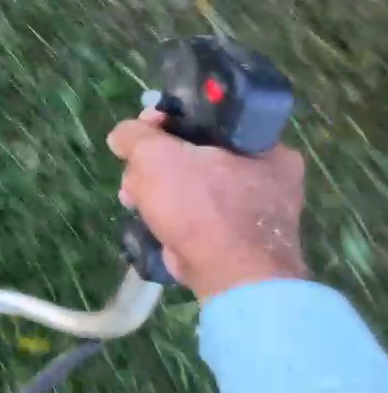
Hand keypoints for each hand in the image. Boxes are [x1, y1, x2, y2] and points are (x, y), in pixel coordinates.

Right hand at [109, 111, 309, 300]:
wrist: (229, 273)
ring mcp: (253, 206)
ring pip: (183, 180)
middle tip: (136, 175)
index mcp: (264, 148)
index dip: (164, 121)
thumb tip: (125, 137)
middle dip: (150, 164)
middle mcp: (266, 174)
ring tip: (137, 201)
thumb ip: (134, 132)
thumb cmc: (200, 205)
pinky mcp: (236, 231)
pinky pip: (190, 206)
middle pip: (187, 152)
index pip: (204, 119)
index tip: (141, 132)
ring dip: (151, 188)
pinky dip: (167, 210)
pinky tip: (151, 216)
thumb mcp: (155, 153)